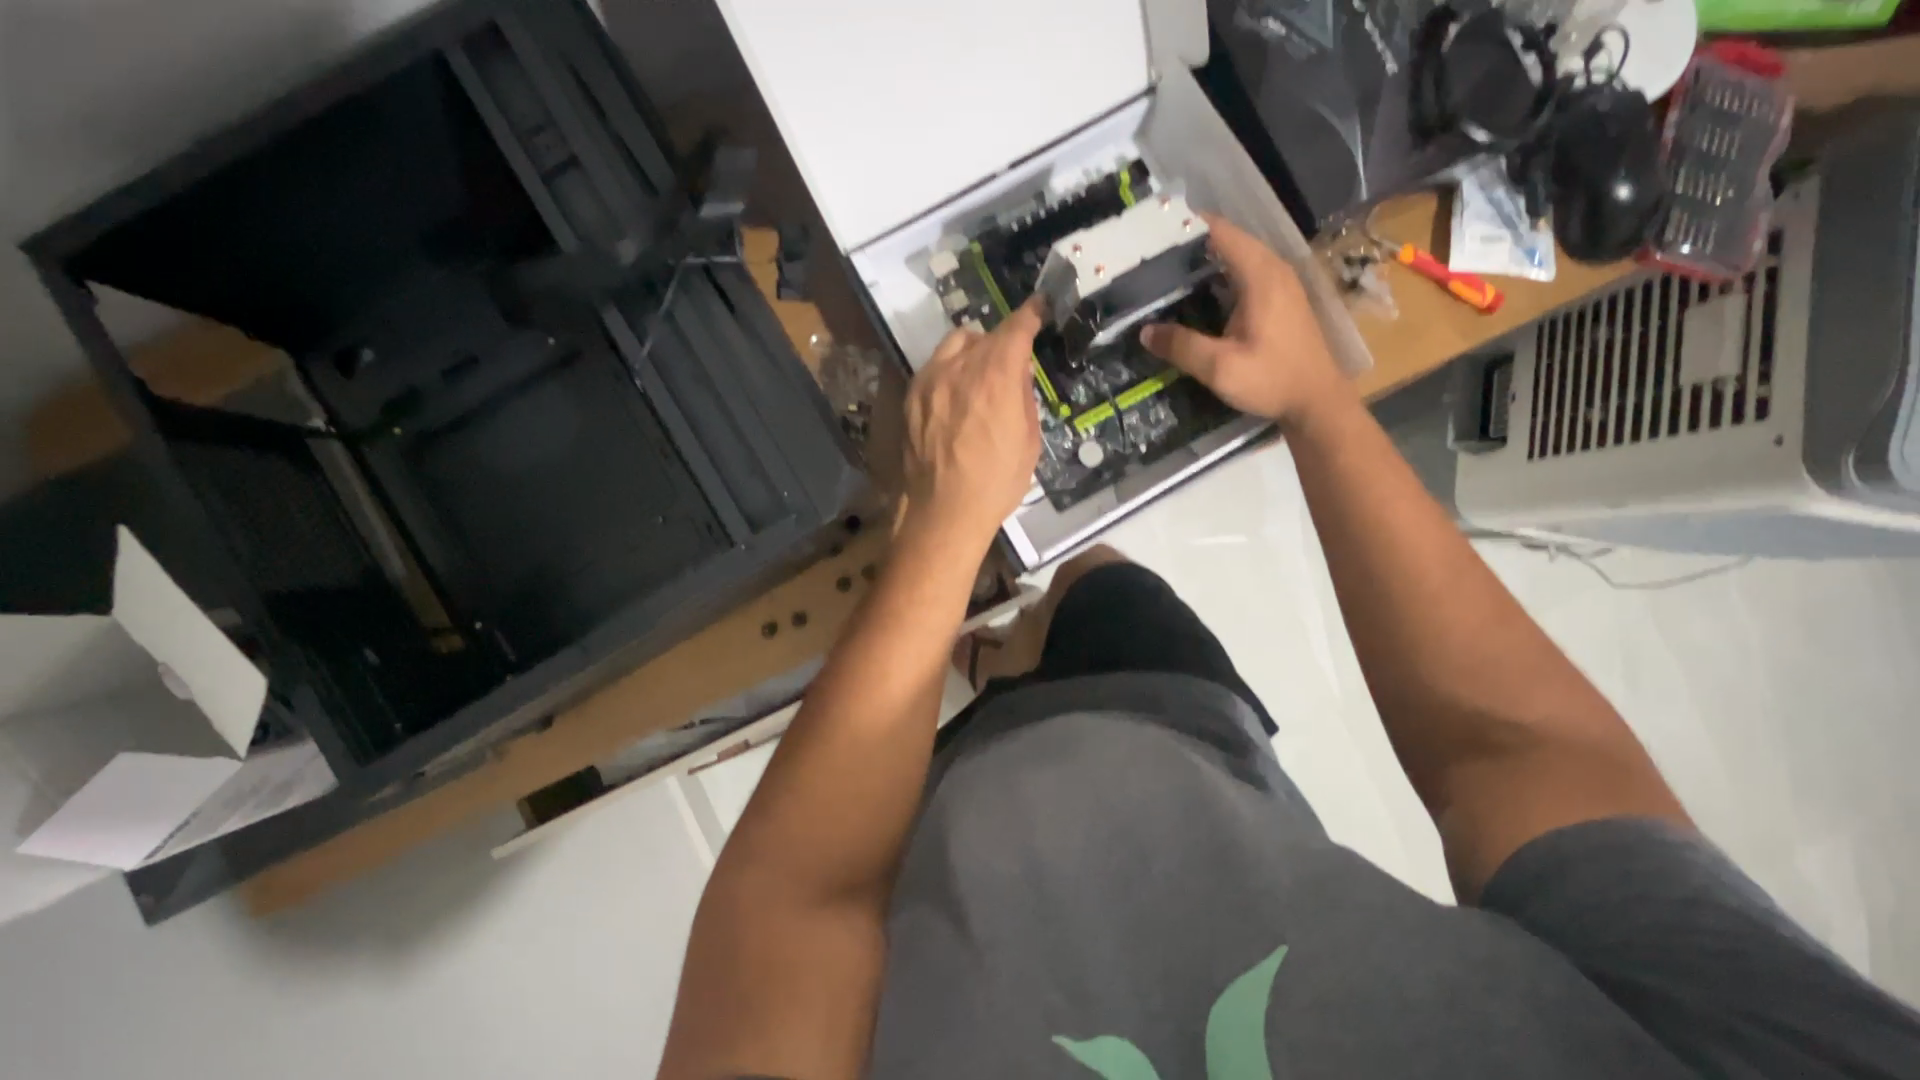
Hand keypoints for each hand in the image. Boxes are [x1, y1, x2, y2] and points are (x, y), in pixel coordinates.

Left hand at [902, 300, 1042, 547]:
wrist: (943, 511)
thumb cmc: (996, 481)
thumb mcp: (1028, 440)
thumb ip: (1023, 396)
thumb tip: (1018, 373)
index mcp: (996, 374)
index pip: (1016, 328)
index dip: (1031, 314)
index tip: (1040, 307)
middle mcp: (959, 366)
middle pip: (983, 335)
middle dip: (1000, 342)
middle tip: (1009, 365)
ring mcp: (929, 380)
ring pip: (953, 345)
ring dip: (971, 352)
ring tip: (978, 378)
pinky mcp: (910, 397)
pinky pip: (933, 368)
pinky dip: (949, 372)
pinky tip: (955, 398)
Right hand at [1140, 213, 1349, 427]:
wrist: (1317, 402)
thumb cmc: (1273, 380)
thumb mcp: (1220, 368)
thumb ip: (1181, 346)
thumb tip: (1145, 332)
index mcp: (1260, 274)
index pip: (1220, 231)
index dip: (1186, 227)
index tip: (1153, 234)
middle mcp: (1273, 269)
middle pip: (1227, 240)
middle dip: (1190, 244)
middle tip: (1151, 257)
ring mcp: (1280, 283)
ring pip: (1237, 256)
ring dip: (1205, 261)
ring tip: (1166, 272)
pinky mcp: (1281, 299)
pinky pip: (1245, 273)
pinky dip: (1220, 275)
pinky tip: (1196, 293)